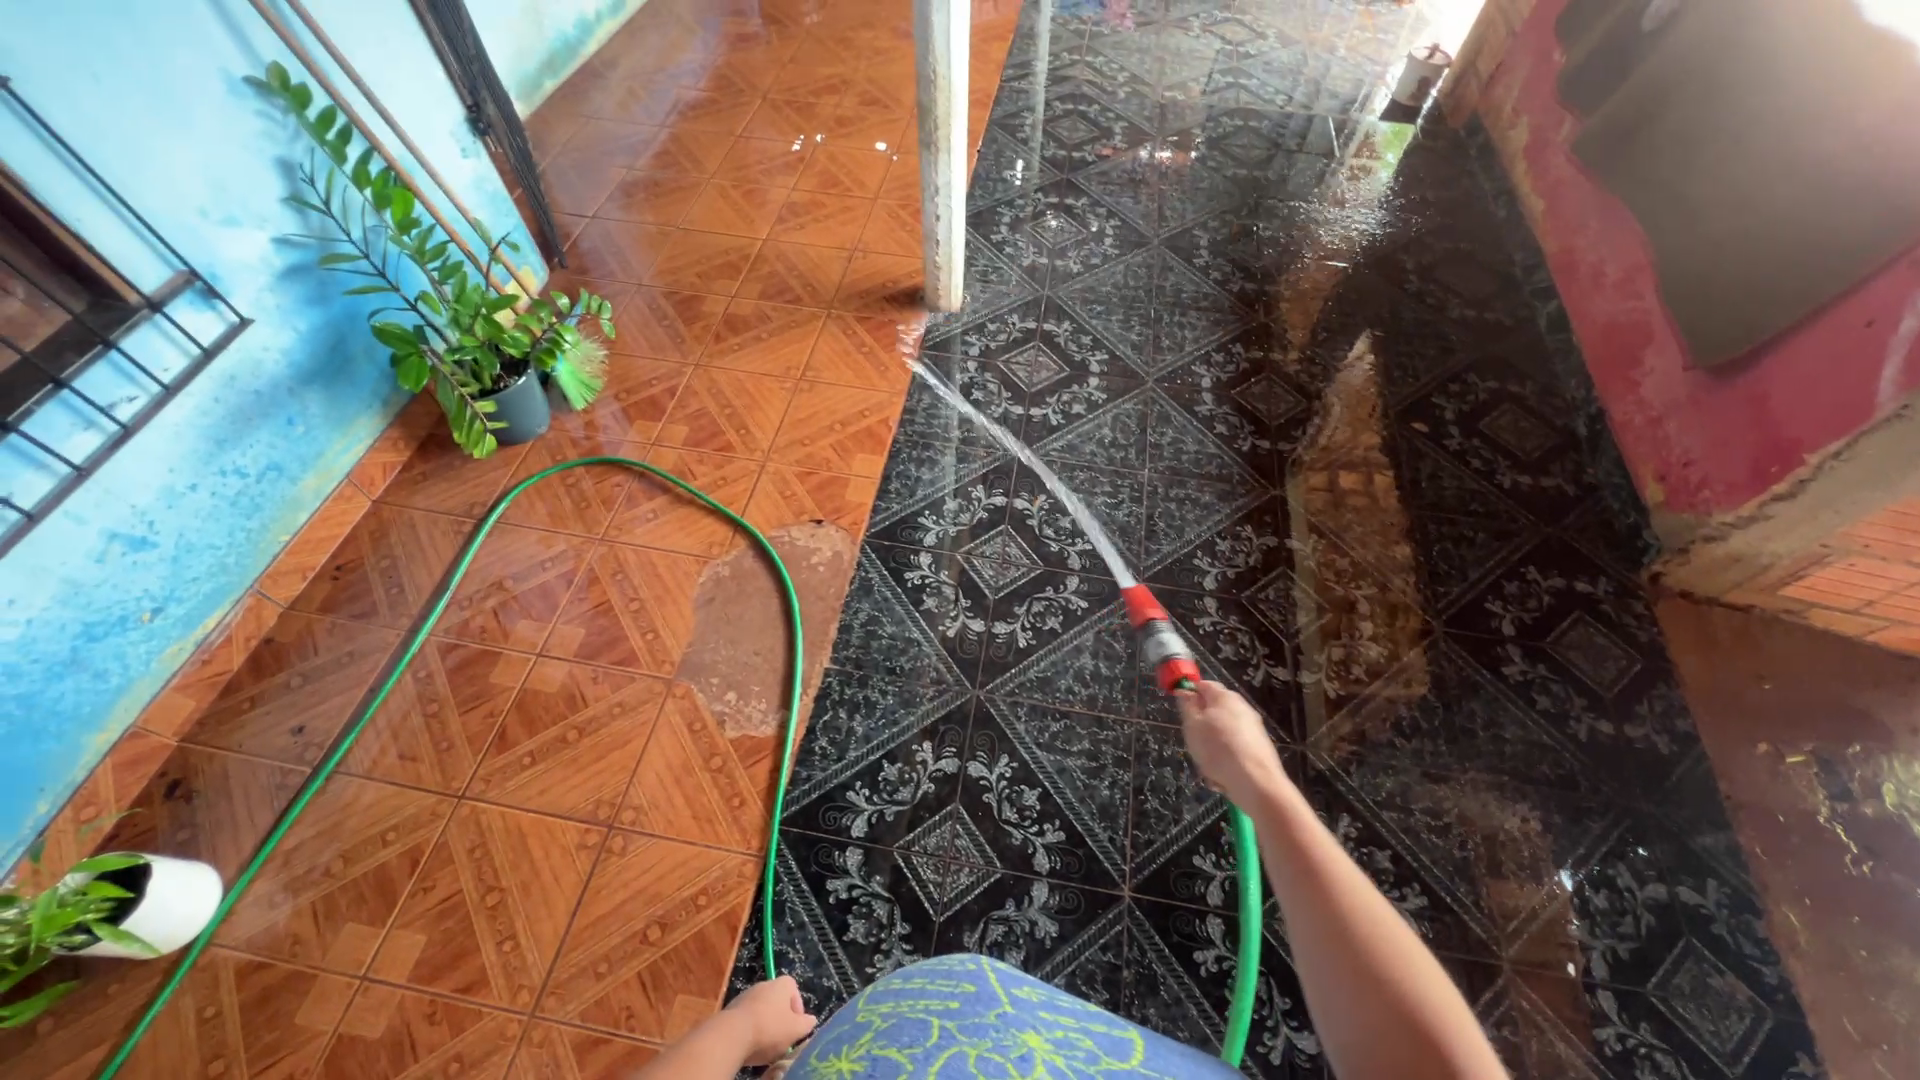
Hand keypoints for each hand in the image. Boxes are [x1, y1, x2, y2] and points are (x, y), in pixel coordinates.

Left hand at [724, 976, 816, 1065]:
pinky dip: (749, 1029)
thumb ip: (806, 1024)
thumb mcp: (796, 1030)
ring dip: (764, 1024)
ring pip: (760, 1010)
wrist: (732, 1035)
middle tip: (782, 1037)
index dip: (797, 1007)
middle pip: (776, 1001)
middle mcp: (764, 984)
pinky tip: (749, 1045)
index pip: (794, 989)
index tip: (795, 1026)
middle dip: (780, 1018)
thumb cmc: (769, 1029)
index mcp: (782, 984)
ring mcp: (745, 996)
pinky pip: (745, 1019)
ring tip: (764, 1044)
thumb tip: (810, 1020)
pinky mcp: (731, 1009)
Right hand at [1177, 680, 1290, 804]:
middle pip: (1215, 708)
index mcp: (1224, 697)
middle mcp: (1242, 707)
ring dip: (1213, 743)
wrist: (1255, 781)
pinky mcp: (1259, 747)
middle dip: (1202, 722)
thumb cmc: (1217, 749)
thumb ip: (1187, 705)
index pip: (1204, 684)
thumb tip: (1185, 690)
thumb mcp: (1192, 725)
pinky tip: (1221, 774)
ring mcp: (1253, 727)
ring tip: (1207, 762)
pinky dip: (1226, 756)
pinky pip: (1235, 747)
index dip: (1190, 692)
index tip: (1181, 707)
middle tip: (1192, 738)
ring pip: (1224, 730)